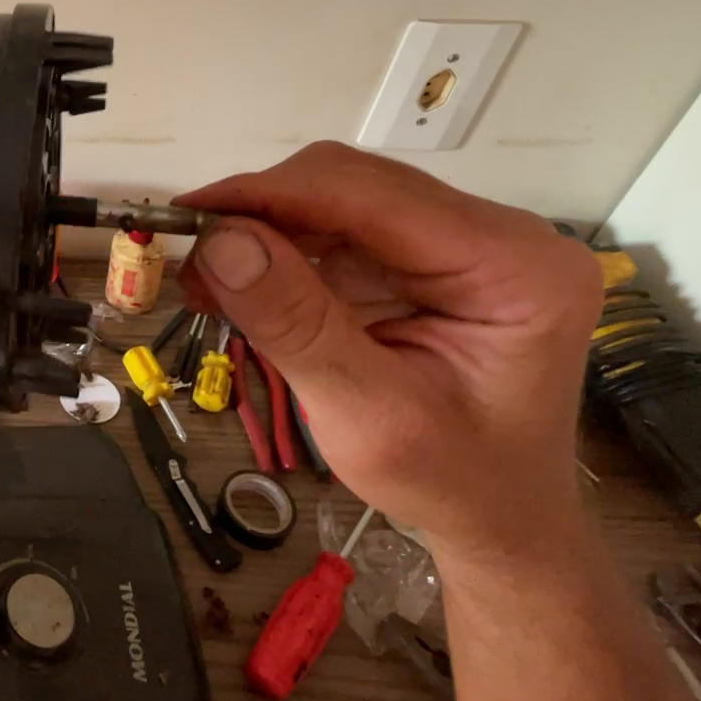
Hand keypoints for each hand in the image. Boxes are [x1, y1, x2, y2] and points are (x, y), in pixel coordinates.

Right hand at [173, 142, 601, 559]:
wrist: (497, 517)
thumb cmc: (451, 482)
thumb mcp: (369, 416)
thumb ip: (296, 324)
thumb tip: (218, 240)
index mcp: (513, 266)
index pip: (370, 195)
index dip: (269, 195)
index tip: (187, 215)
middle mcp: (492, 234)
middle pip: (348, 183)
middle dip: (259, 212)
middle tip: (191, 260)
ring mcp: (454, 241)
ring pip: (331, 198)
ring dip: (259, 229)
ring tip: (205, 279)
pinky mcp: (417, 256)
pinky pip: (331, 228)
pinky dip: (275, 250)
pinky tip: (237, 282)